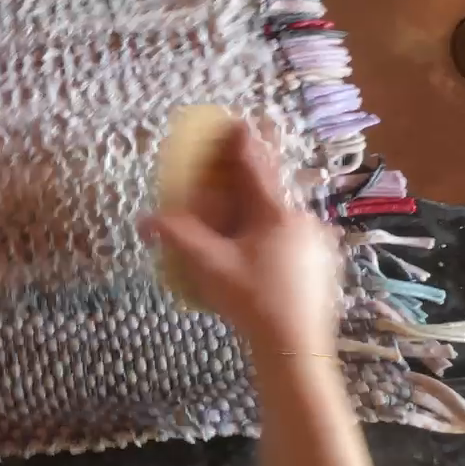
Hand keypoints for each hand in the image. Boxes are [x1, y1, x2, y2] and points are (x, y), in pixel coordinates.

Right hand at [141, 122, 341, 357]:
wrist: (296, 347)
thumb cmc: (252, 301)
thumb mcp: (208, 265)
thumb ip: (177, 235)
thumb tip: (143, 220)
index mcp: (276, 214)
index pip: (256, 167)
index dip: (243, 141)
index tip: (237, 119)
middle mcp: (301, 220)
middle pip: (271, 185)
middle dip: (252, 167)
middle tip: (239, 151)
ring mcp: (316, 242)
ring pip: (282, 208)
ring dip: (261, 198)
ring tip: (242, 197)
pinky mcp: (320, 262)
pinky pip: (291, 228)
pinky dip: (271, 221)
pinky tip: (258, 236)